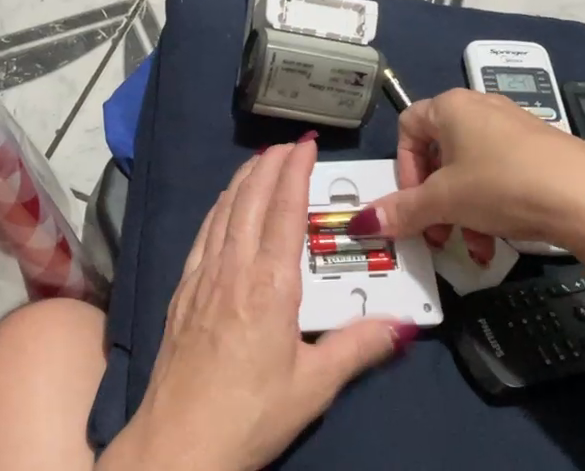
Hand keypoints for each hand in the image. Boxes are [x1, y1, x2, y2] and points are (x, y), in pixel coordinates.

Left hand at [100, 139, 414, 470]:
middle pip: (251, 199)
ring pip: (224, 210)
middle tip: (290, 144)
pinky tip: (224, 204)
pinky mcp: (183, 291)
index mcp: (270, 284)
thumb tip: (405, 325)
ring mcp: (203, 276)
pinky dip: (219, 207)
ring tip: (261, 160)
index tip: (306, 145)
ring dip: (244, 179)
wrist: (179, 443)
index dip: (295, 171)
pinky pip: (204, 233)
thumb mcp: (314, 386)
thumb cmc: (251, 414)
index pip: (285, 210)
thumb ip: (358, 348)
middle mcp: (234, 268)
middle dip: (270, 164)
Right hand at [348, 88, 584, 253]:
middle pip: (440, 154)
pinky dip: (491, 207)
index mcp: (450, 107)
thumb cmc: (503, 184)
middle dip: (434, 199)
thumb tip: (362, 222)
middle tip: (437, 233)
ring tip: (473, 247)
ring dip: (462, 211)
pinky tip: (498, 241)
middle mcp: (480, 108)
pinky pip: (500, 176)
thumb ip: (403, 210)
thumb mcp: (446, 201)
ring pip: (470, 170)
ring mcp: (513, 128)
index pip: (407, 128)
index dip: (403, 168)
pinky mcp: (541, 151)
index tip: (413, 203)